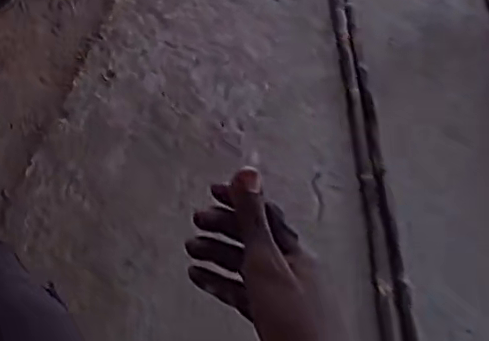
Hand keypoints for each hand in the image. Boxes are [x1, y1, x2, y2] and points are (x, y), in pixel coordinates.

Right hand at [185, 169, 337, 340]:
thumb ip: (252, 217)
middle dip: (220, 227)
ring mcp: (284, 294)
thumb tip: (248, 172)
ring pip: (243, 263)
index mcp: (297, 253)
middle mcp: (293, 270)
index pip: (265, 213)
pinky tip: (201, 278)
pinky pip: (241, 289)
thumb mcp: (265, 260)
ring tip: (191, 252)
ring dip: (214, 253)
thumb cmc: (294, 317)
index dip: (238, 198)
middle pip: (251, 238)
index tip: (212, 189)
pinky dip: (219, 280)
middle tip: (197, 220)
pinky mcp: (273, 315)